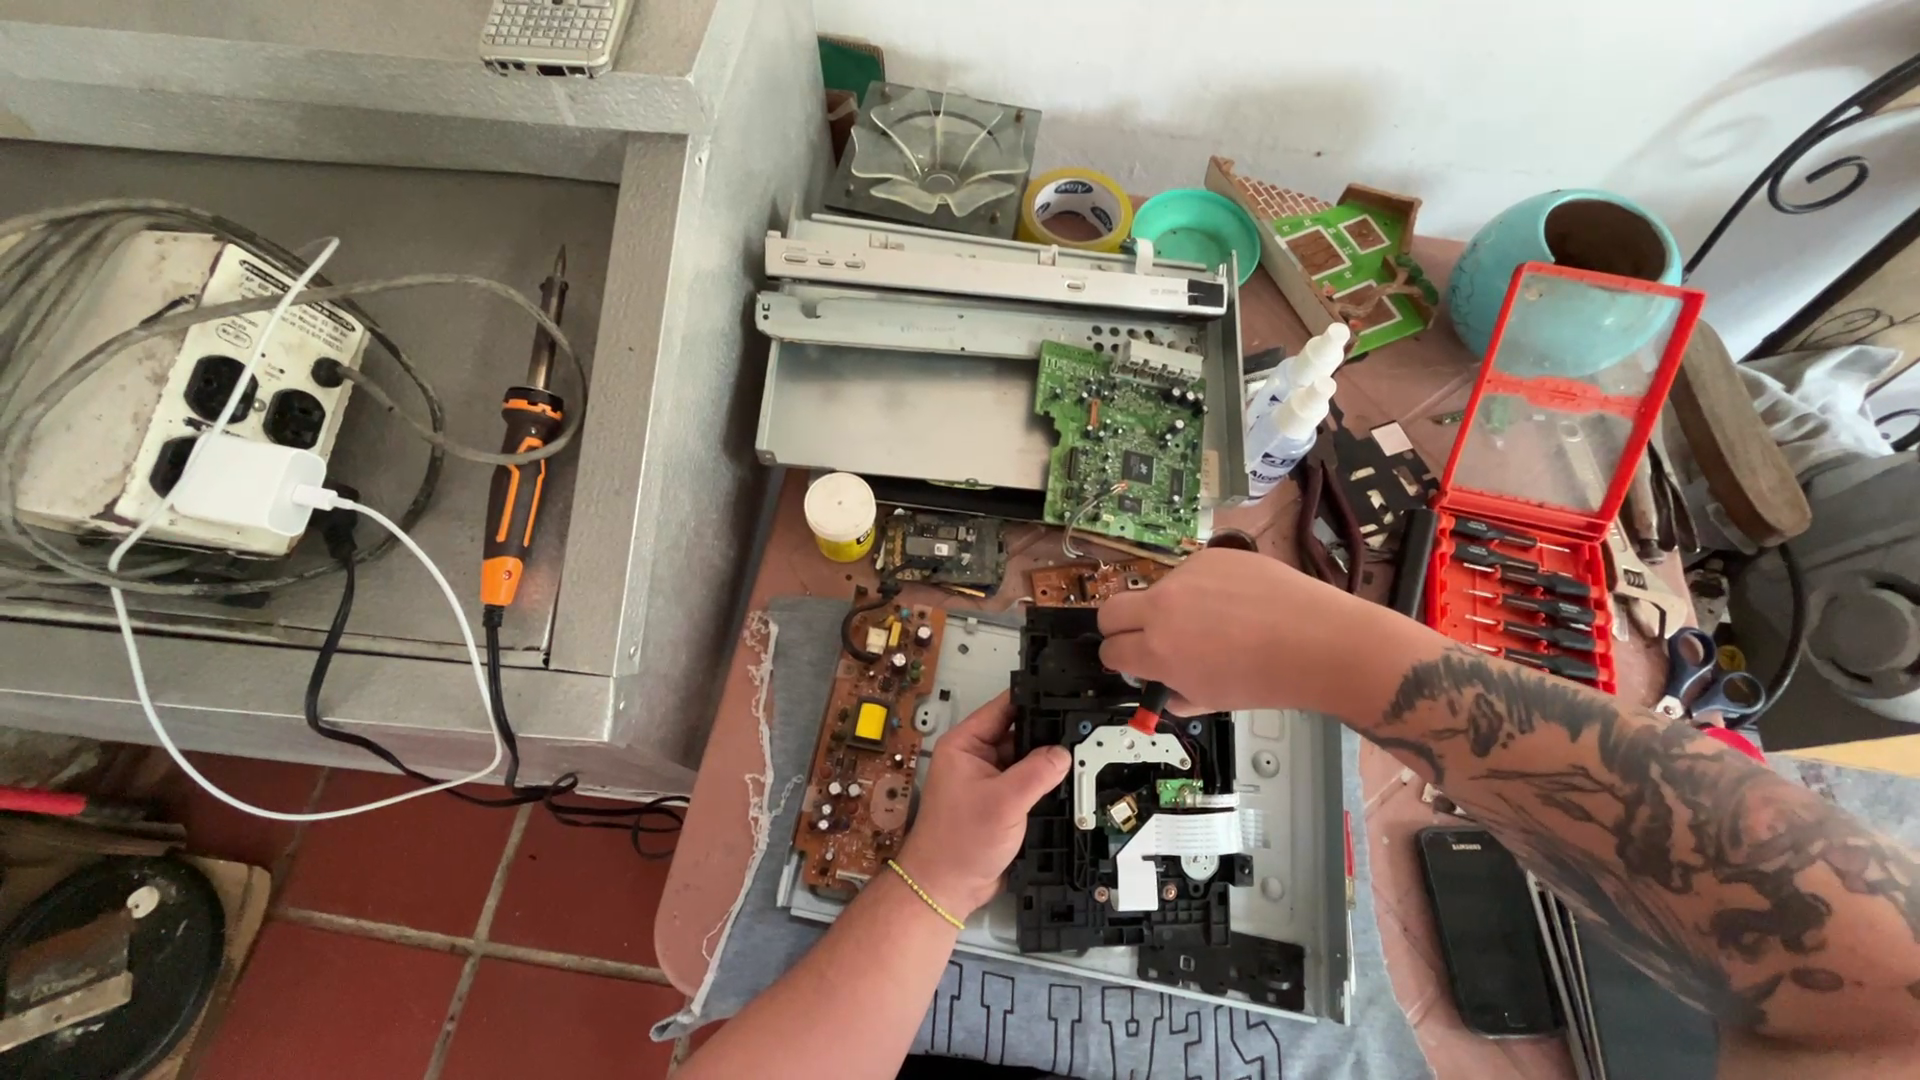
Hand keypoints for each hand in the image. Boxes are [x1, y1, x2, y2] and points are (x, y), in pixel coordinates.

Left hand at [895, 692, 1068, 920]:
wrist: (947, 888)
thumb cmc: (958, 843)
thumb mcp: (1004, 802)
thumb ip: (1037, 772)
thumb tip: (1062, 753)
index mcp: (964, 744)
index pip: (1002, 708)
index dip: (1031, 700)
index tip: (1062, 695)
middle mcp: (974, 757)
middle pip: (1017, 733)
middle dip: (1044, 736)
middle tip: (1076, 734)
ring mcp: (987, 779)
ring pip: (1024, 759)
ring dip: (1044, 763)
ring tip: (1073, 759)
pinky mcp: (998, 800)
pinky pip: (1025, 782)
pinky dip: (1042, 784)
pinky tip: (1062, 785)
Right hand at [1097, 547, 1397, 714]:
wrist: (1319, 641)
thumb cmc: (1267, 680)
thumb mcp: (1211, 701)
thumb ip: (1173, 692)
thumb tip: (1161, 685)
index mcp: (1157, 651)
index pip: (1109, 650)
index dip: (1119, 659)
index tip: (1131, 660)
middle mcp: (1161, 608)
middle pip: (1109, 611)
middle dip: (1119, 627)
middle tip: (1146, 637)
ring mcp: (1184, 577)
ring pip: (1154, 590)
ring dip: (1166, 606)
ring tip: (1211, 621)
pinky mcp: (1208, 556)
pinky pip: (1189, 573)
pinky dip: (1200, 588)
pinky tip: (1234, 602)